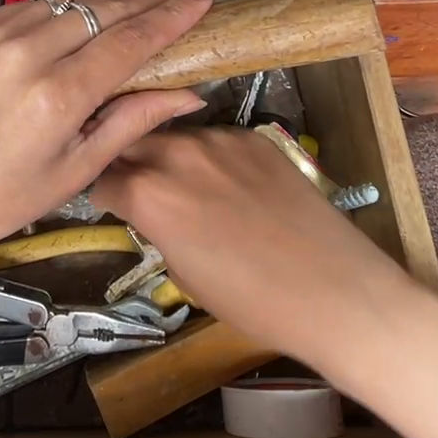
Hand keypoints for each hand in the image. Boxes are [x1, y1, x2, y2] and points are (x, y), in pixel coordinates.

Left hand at [0, 0, 216, 269]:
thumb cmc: (3, 199)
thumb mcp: (76, 171)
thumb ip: (133, 122)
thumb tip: (190, 94)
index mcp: (57, 95)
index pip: (130, 40)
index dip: (173, 16)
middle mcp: (25, 52)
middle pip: (103, 9)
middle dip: (148, 1)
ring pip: (68, 0)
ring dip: (105, 5)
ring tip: (132, 15)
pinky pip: (32, 6)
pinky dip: (61, 11)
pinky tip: (75, 26)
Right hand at [91, 128, 416, 370]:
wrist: (335, 289)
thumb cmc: (253, 301)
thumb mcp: (184, 274)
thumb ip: (156, 228)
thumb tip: (151, 211)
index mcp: (149, 194)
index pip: (102, 178)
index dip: (102, 191)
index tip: (110, 200)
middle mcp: (177, 154)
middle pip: (131, 141)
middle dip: (129, 161)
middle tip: (139, 185)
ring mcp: (218, 139)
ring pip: (176, 137)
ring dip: (171, 156)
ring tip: (190, 184)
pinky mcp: (254, 136)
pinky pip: (217, 139)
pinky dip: (213, 157)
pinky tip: (233, 185)